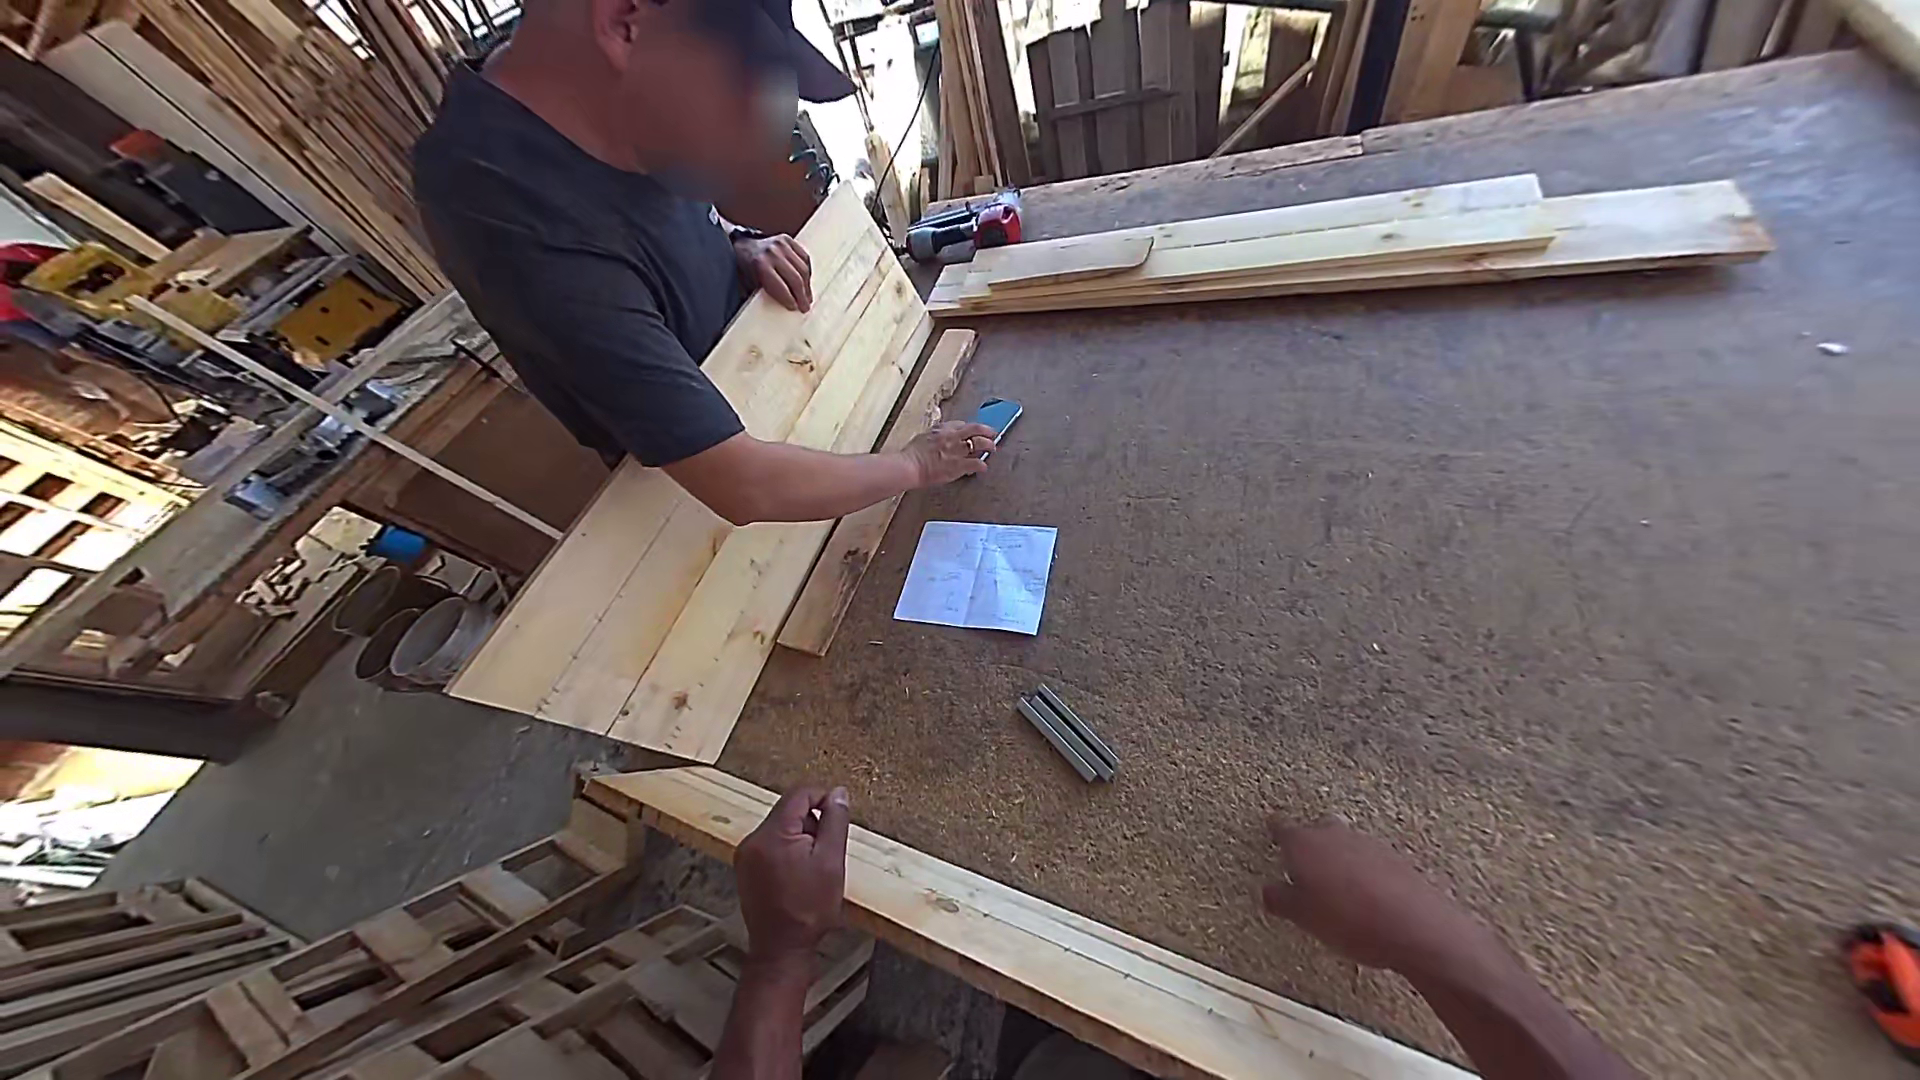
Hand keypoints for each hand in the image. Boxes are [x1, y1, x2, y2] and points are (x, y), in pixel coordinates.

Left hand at [734, 234, 811, 311]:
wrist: (742, 246)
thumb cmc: (745, 268)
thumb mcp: (749, 284)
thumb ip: (764, 294)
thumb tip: (780, 309)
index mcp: (760, 265)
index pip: (782, 287)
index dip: (790, 300)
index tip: (795, 308)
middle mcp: (772, 253)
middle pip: (796, 279)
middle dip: (802, 296)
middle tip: (805, 307)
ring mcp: (781, 244)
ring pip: (803, 269)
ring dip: (807, 285)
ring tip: (807, 296)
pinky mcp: (787, 240)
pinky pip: (804, 258)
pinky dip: (807, 271)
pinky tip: (806, 281)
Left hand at [736, 786, 848, 961]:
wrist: (781, 951)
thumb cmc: (808, 910)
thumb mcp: (831, 860)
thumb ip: (835, 820)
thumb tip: (838, 793)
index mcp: (772, 835)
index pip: (799, 794)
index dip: (822, 798)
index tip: (837, 816)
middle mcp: (753, 840)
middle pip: (789, 809)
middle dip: (812, 822)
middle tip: (825, 850)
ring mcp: (746, 855)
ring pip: (781, 826)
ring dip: (801, 836)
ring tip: (812, 866)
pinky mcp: (746, 867)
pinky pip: (772, 842)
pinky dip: (788, 849)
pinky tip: (798, 873)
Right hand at [900, 420, 999, 486]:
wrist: (910, 466)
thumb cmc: (912, 455)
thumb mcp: (923, 437)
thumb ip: (935, 435)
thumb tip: (941, 436)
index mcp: (942, 430)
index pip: (961, 424)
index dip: (970, 428)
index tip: (974, 431)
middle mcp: (952, 437)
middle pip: (975, 429)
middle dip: (987, 430)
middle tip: (993, 434)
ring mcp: (957, 451)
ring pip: (979, 443)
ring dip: (988, 445)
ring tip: (992, 448)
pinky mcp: (958, 465)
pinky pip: (976, 463)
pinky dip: (982, 465)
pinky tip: (984, 467)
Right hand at [1262, 818, 1507, 982]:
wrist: (1419, 930)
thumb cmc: (1352, 920)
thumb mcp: (1302, 916)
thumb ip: (1279, 899)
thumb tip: (1269, 892)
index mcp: (1302, 841)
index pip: (1280, 826)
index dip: (1274, 831)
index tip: (1272, 832)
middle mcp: (1332, 834)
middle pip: (1315, 830)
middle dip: (1310, 843)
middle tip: (1305, 866)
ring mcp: (1366, 844)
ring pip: (1345, 844)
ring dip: (1340, 859)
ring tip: (1339, 889)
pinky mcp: (1396, 861)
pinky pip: (1372, 861)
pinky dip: (1366, 873)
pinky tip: (1368, 898)